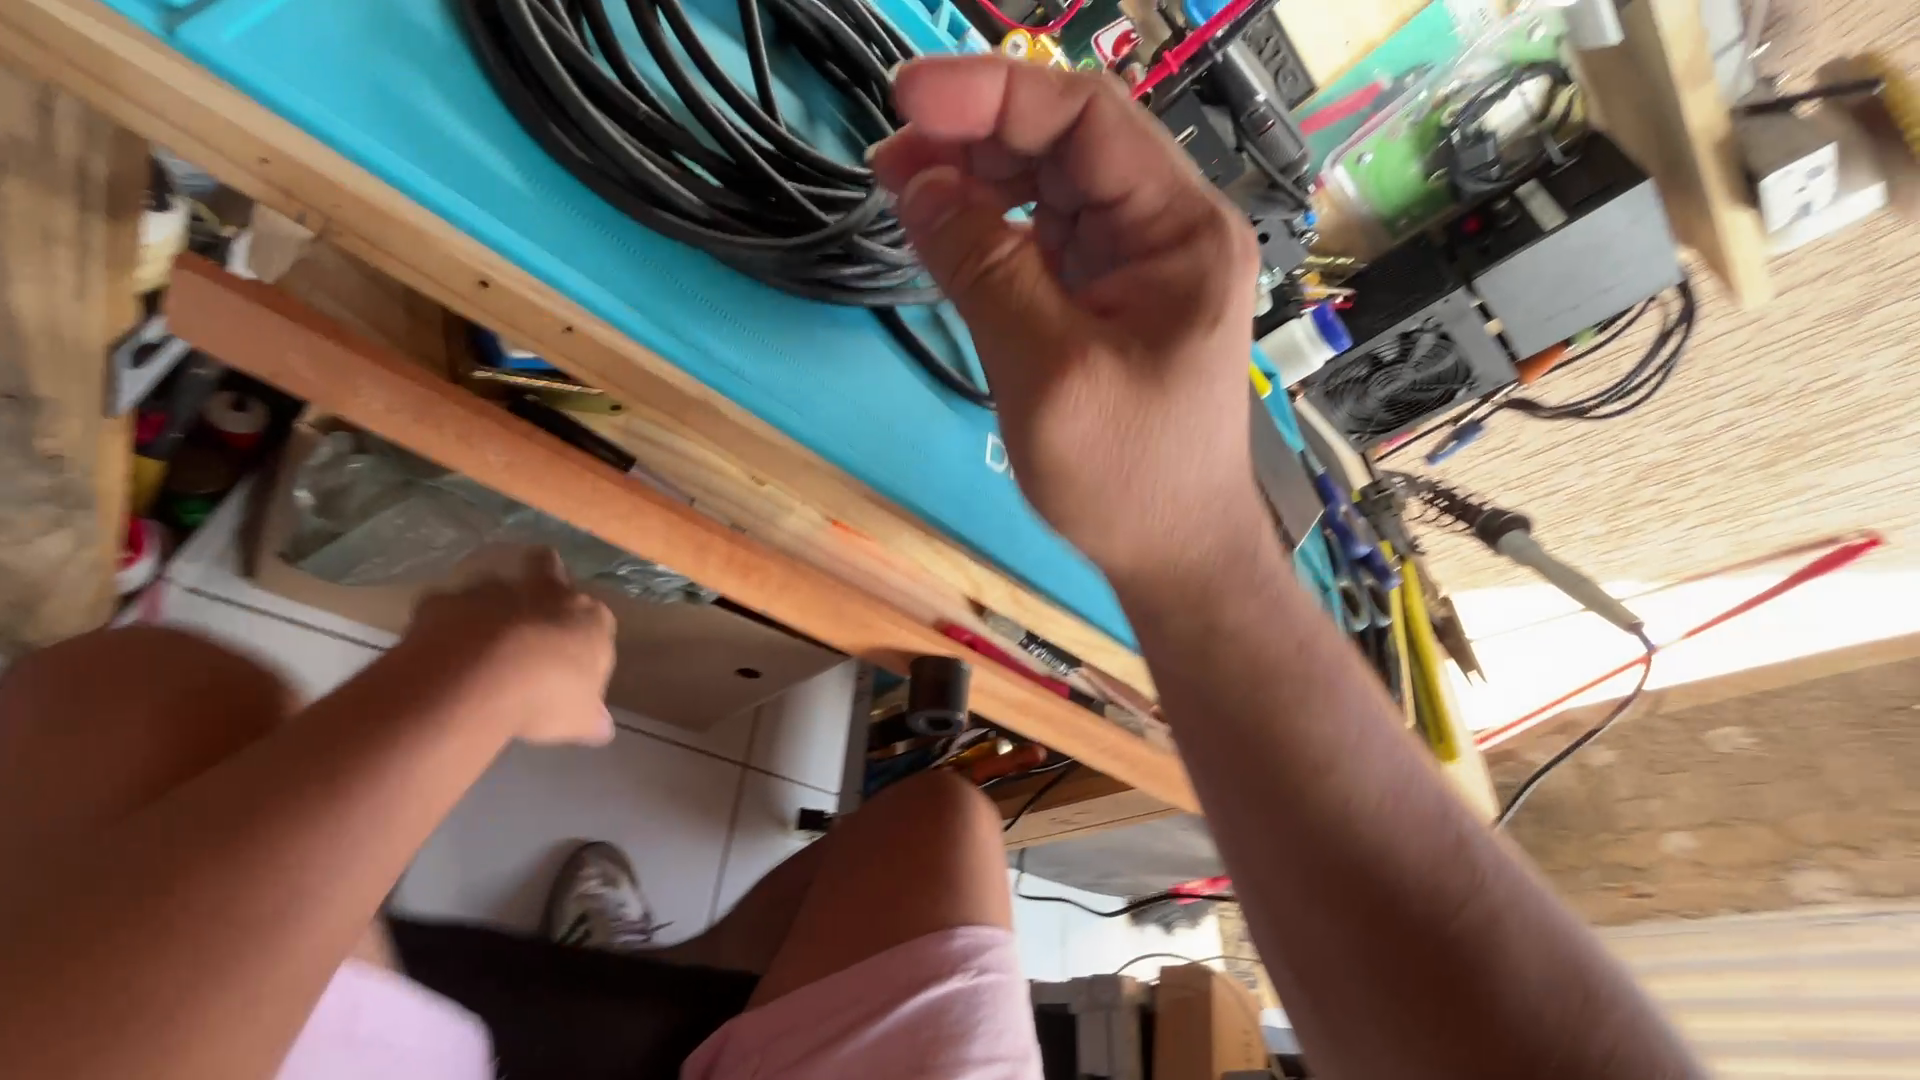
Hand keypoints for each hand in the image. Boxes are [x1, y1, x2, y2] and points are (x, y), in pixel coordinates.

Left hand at [403, 545, 616, 745]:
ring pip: (493, 584)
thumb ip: (590, 718)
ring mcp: (493, 592)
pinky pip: (445, 608)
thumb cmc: (548, 696)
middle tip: (529, 602)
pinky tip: (438, 649)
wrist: (478, 681)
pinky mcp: (444, 602)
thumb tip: (601, 728)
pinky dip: (443, 624)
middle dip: (541, 575)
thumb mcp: (580, 719)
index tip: (571, 654)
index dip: (582, 633)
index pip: (595, 618)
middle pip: (548, 567)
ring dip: (487, 604)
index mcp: (589, 619)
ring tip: (477, 637)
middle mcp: (547, 594)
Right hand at [870, 56, 1267, 580]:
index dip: (993, 95)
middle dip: (975, 141)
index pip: (1086, 119)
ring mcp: (1131, 269)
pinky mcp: (1100, 304)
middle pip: (1063, 149)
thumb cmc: (1127, 476)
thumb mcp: (1048, 372)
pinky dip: (987, 236)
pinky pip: (1039, 245)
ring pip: (1045, 193)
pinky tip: (942, 237)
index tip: (908, 101)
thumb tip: (918, 184)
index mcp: (1178, 231)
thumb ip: (984, 269)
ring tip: (903, 194)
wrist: (1171, 554)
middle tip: (890, 163)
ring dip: (974, 185)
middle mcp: (1162, 233)